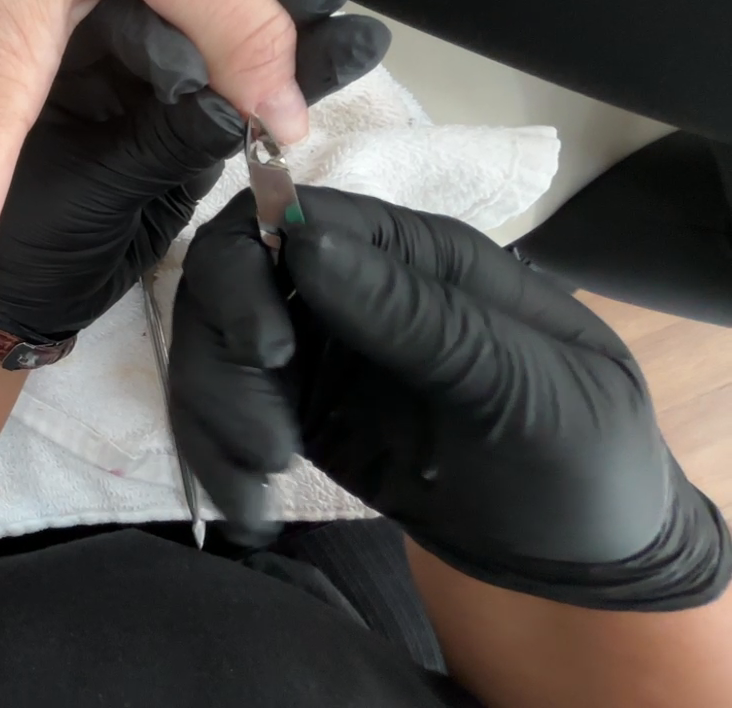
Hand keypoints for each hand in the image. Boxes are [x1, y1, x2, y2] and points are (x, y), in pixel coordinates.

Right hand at [171, 188, 731, 609]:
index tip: (264, 350)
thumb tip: (303, 238)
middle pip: (220, 276)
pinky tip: (247, 503)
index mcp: (403, 253)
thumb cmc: (575, 462)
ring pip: (203, 341)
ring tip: (261, 484)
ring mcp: (296, 335)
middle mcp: (333, 281)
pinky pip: (208, 397)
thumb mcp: (527, 388)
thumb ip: (417, 312)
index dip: (245, 261)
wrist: (559, 565)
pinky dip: (210, 448)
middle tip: (262, 446)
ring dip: (215, 413)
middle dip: (221, 359)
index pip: (284, 213)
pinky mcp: (272, 390)